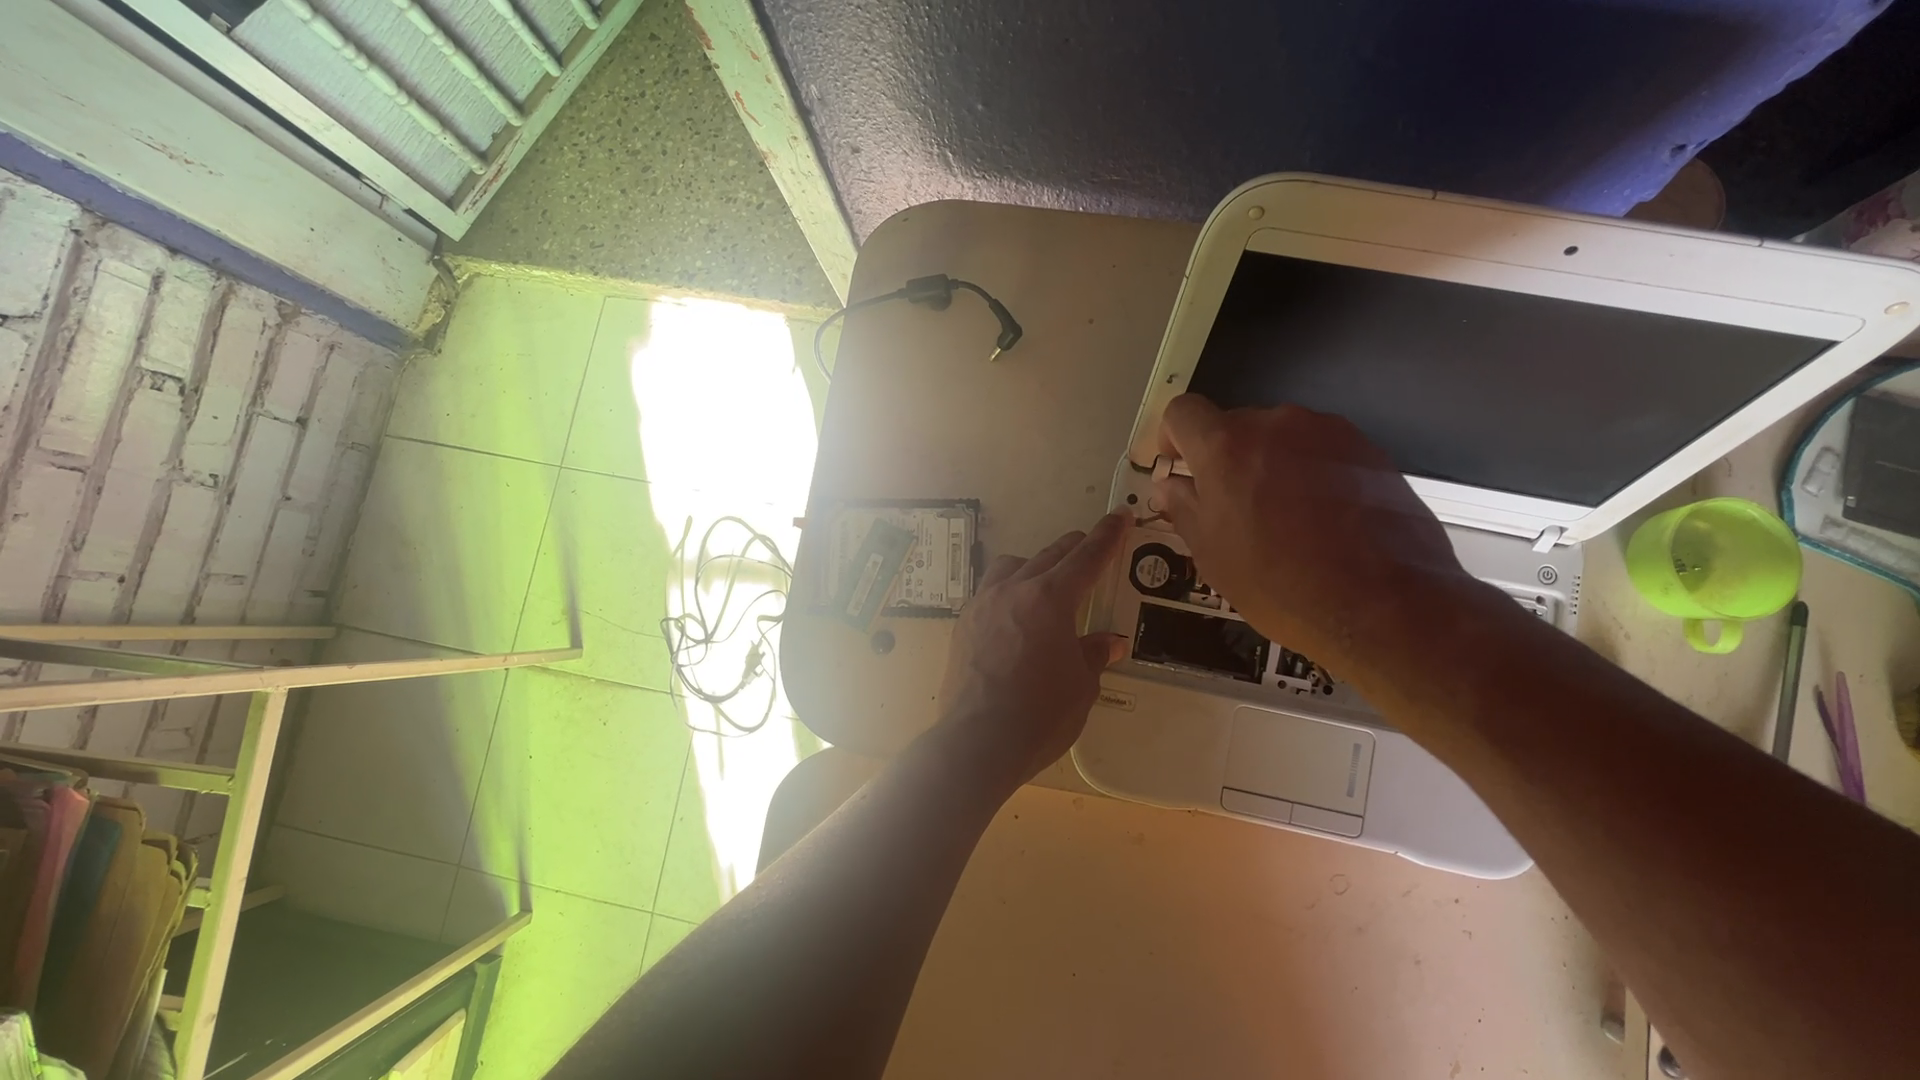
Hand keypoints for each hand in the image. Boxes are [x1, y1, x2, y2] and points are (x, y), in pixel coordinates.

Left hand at [933, 513, 1128, 792]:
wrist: (978, 740)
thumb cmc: (1041, 713)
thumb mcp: (1081, 685)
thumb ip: (1093, 654)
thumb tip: (1107, 642)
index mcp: (1051, 598)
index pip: (1087, 557)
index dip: (1108, 536)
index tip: (1120, 516)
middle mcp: (1014, 590)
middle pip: (1050, 555)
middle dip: (1075, 549)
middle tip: (1090, 550)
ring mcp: (982, 605)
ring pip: (1011, 566)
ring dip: (1034, 566)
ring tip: (1045, 584)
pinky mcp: (962, 625)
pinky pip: (989, 592)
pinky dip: (1007, 591)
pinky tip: (1013, 615)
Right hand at [1151, 394, 1472, 672]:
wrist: (1385, 605)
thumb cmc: (1280, 584)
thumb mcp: (1213, 555)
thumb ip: (1185, 508)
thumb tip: (1172, 485)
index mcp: (1226, 445)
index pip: (1183, 412)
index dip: (1173, 437)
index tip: (1180, 467)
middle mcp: (1277, 423)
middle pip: (1235, 426)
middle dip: (1226, 459)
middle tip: (1233, 509)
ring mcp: (1328, 432)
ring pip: (1281, 439)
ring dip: (1271, 467)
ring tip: (1285, 520)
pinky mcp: (1368, 450)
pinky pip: (1321, 453)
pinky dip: (1311, 475)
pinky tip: (1324, 521)